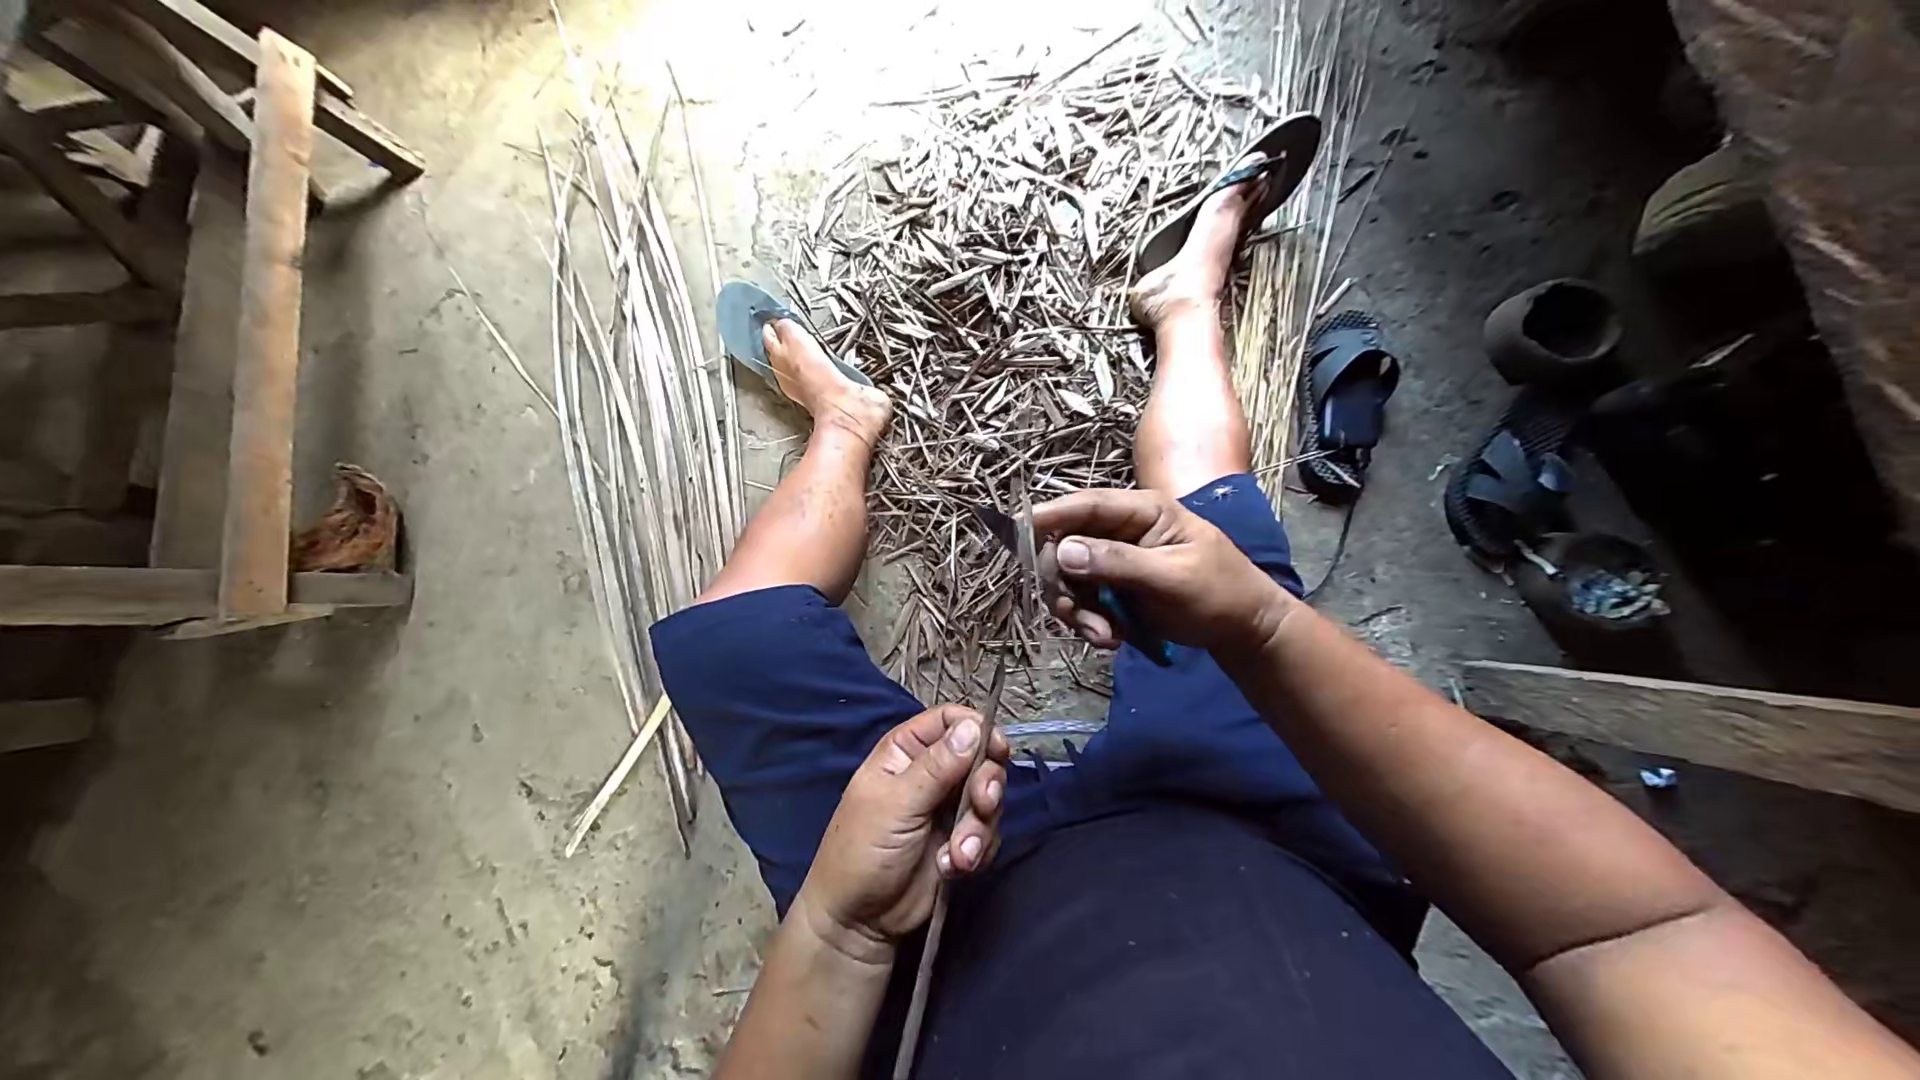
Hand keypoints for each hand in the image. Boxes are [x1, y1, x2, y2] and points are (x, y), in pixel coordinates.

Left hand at [795, 704, 1010, 961]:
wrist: (858, 922)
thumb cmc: (863, 851)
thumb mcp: (897, 804)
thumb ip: (937, 767)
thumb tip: (974, 727)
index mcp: (906, 750)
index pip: (950, 720)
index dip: (976, 728)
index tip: (995, 747)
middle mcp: (931, 772)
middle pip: (980, 756)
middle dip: (986, 782)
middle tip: (982, 804)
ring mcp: (947, 806)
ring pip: (988, 795)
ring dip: (979, 825)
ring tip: (960, 853)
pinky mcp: (961, 838)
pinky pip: (988, 831)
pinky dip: (978, 849)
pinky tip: (954, 867)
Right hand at [1032, 488, 1298, 653]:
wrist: (1240, 628)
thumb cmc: (1218, 590)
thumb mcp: (1171, 575)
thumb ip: (1118, 563)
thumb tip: (1062, 551)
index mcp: (1141, 511)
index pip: (1087, 505)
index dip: (1051, 516)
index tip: (1018, 532)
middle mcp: (1119, 530)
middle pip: (1065, 545)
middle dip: (1063, 583)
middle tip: (1073, 613)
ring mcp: (1112, 560)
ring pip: (1067, 578)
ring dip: (1077, 610)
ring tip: (1104, 636)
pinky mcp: (1110, 588)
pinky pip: (1080, 601)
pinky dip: (1088, 623)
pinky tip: (1111, 638)